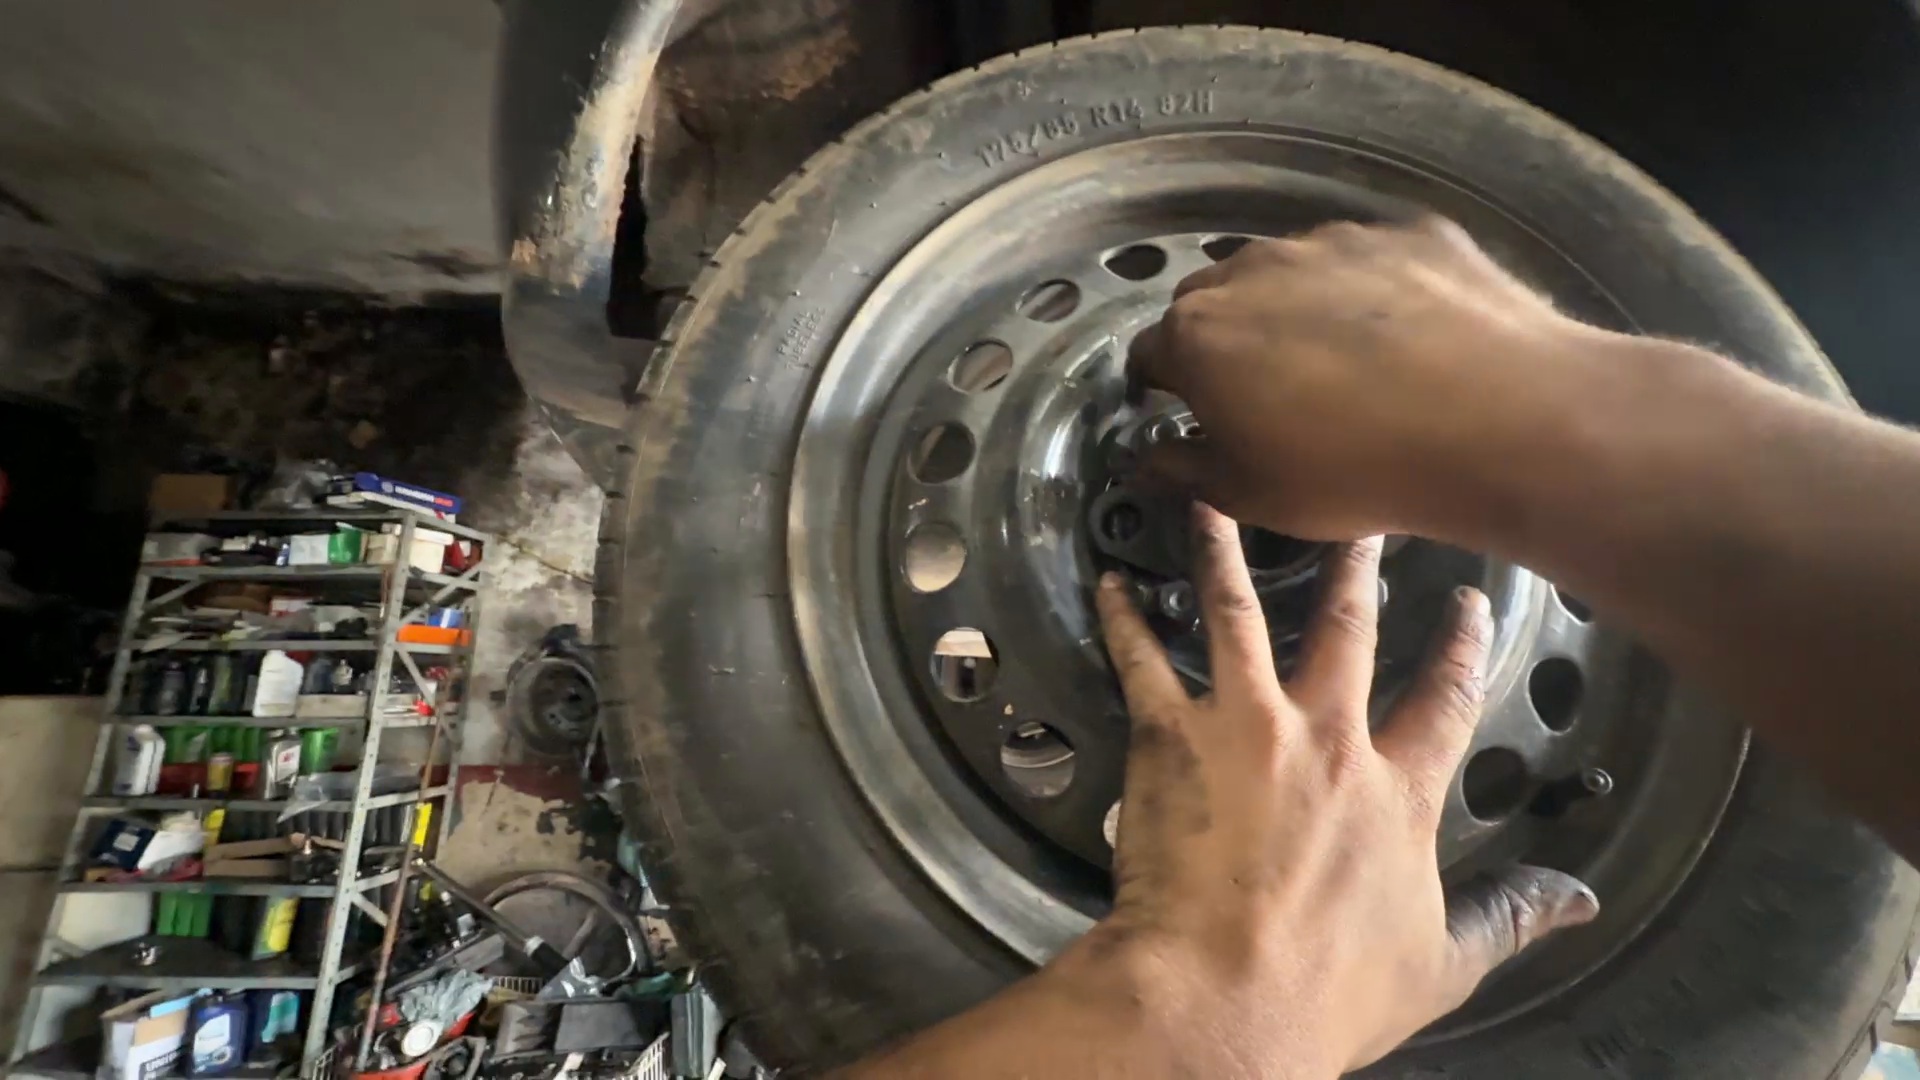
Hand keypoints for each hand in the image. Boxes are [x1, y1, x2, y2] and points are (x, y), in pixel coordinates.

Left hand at [1088, 504, 1596, 1074]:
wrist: (1229, 993)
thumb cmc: (1330, 987)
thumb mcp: (1442, 962)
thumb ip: (1509, 917)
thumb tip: (1577, 898)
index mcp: (1394, 790)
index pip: (1443, 699)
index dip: (1461, 647)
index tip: (1468, 602)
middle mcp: (1324, 737)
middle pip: (1345, 630)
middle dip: (1353, 568)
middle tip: (1355, 517)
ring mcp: (1244, 724)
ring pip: (1236, 614)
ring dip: (1223, 553)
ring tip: (1212, 501)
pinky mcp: (1172, 732)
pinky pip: (1143, 658)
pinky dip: (1123, 619)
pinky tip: (1111, 585)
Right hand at [1128, 217, 1617, 541]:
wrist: (1501, 421)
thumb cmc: (1347, 469)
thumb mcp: (1243, 493)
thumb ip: (1178, 468)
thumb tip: (1144, 458)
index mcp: (1196, 335)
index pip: (1146, 352)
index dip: (1156, 385)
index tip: (1178, 410)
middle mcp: (1249, 270)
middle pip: (1205, 303)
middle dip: (1212, 342)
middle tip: (1251, 390)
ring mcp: (1331, 241)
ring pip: (1279, 273)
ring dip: (1279, 310)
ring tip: (1327, 360)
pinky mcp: (1405, 232)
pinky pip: (1356, 261)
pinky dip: (1354, 291)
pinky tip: (1394, 337)